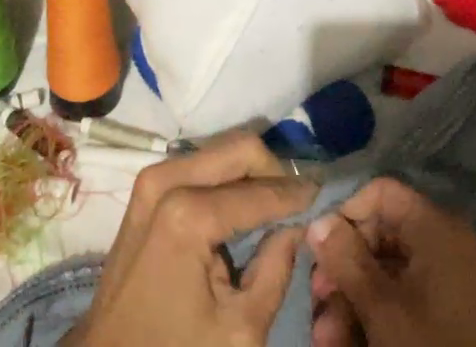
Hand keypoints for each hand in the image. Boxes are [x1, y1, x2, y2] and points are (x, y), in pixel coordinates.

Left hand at [67, 132, 316, 346]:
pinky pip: (199, 164)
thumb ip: (276, 267)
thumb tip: (299, 223)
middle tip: (300, 203)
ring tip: (276, 207)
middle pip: (240, 148)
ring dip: (251, 172)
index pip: (264, 189)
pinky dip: (227, 178)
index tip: (329, 196)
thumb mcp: (240, 327)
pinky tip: (244, 208)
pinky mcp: (145, 188)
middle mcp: (166, 179)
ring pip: (220, 150)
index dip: (301, 193)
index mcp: (189, 213)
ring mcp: (151, 179)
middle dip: (276, 171)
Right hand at [308, 179, 475, 346]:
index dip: (346, 215)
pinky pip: (401, 298)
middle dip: (342, 270)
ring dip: (351, 300)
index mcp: (435, 227)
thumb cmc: (431, 344)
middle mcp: (444, 242)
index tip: (320, 251)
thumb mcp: (382, 306)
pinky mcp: (447, 310)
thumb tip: (318, 220)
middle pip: (379, 235)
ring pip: (385, 273)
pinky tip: (347, 341)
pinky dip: (374, 315)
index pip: (381, 194)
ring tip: (326, 338)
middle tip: (317, 301)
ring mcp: (448, 277)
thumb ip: (346, 259)